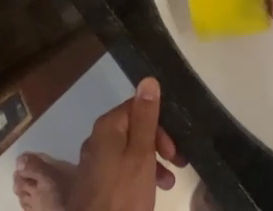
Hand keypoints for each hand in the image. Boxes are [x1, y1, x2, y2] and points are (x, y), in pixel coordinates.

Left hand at [67, 78, 185, 210]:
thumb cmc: (123, 193)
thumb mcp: (141, 153)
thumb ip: (146, 117)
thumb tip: (148, 79)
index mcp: (107, 127)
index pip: (137, 107)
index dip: (159, 123)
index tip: (175, 145)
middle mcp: (97, 140)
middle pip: (134, 129)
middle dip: (159, 143)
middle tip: (178, 162)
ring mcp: (94, 164)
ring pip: (130, 152)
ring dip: (152, 162)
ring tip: (169, 181)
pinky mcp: (95, 185)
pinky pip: (121, 170)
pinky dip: (139, 175)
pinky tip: (151, 190)